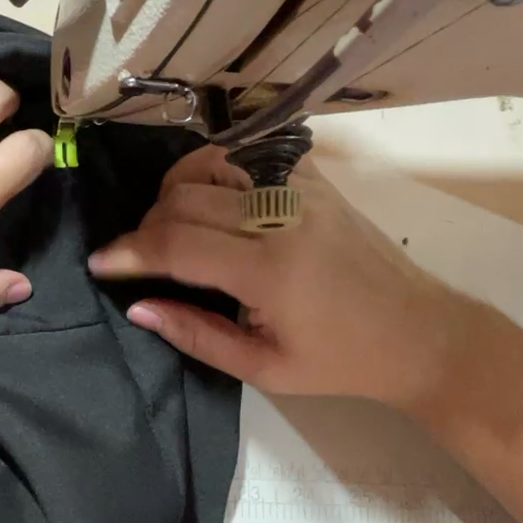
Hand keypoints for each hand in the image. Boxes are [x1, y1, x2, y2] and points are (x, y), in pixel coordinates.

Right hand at [86, 146, 502, 411]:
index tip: (99, 263)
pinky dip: (212, 169)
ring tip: (169, 223)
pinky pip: (247, 155)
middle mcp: (285, 217)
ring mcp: (303, 189)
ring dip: (175, 190)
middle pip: (184, 199)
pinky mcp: (316, 179)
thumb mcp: (264, 368)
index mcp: (271, 271)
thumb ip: (195, 335)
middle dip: (146, 227)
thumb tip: (137, 307)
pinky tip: (206, 198)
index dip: (129, 252)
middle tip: (139, 258)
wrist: (424, 334)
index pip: (177, 245)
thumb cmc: (341, 361)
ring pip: (211, 164)